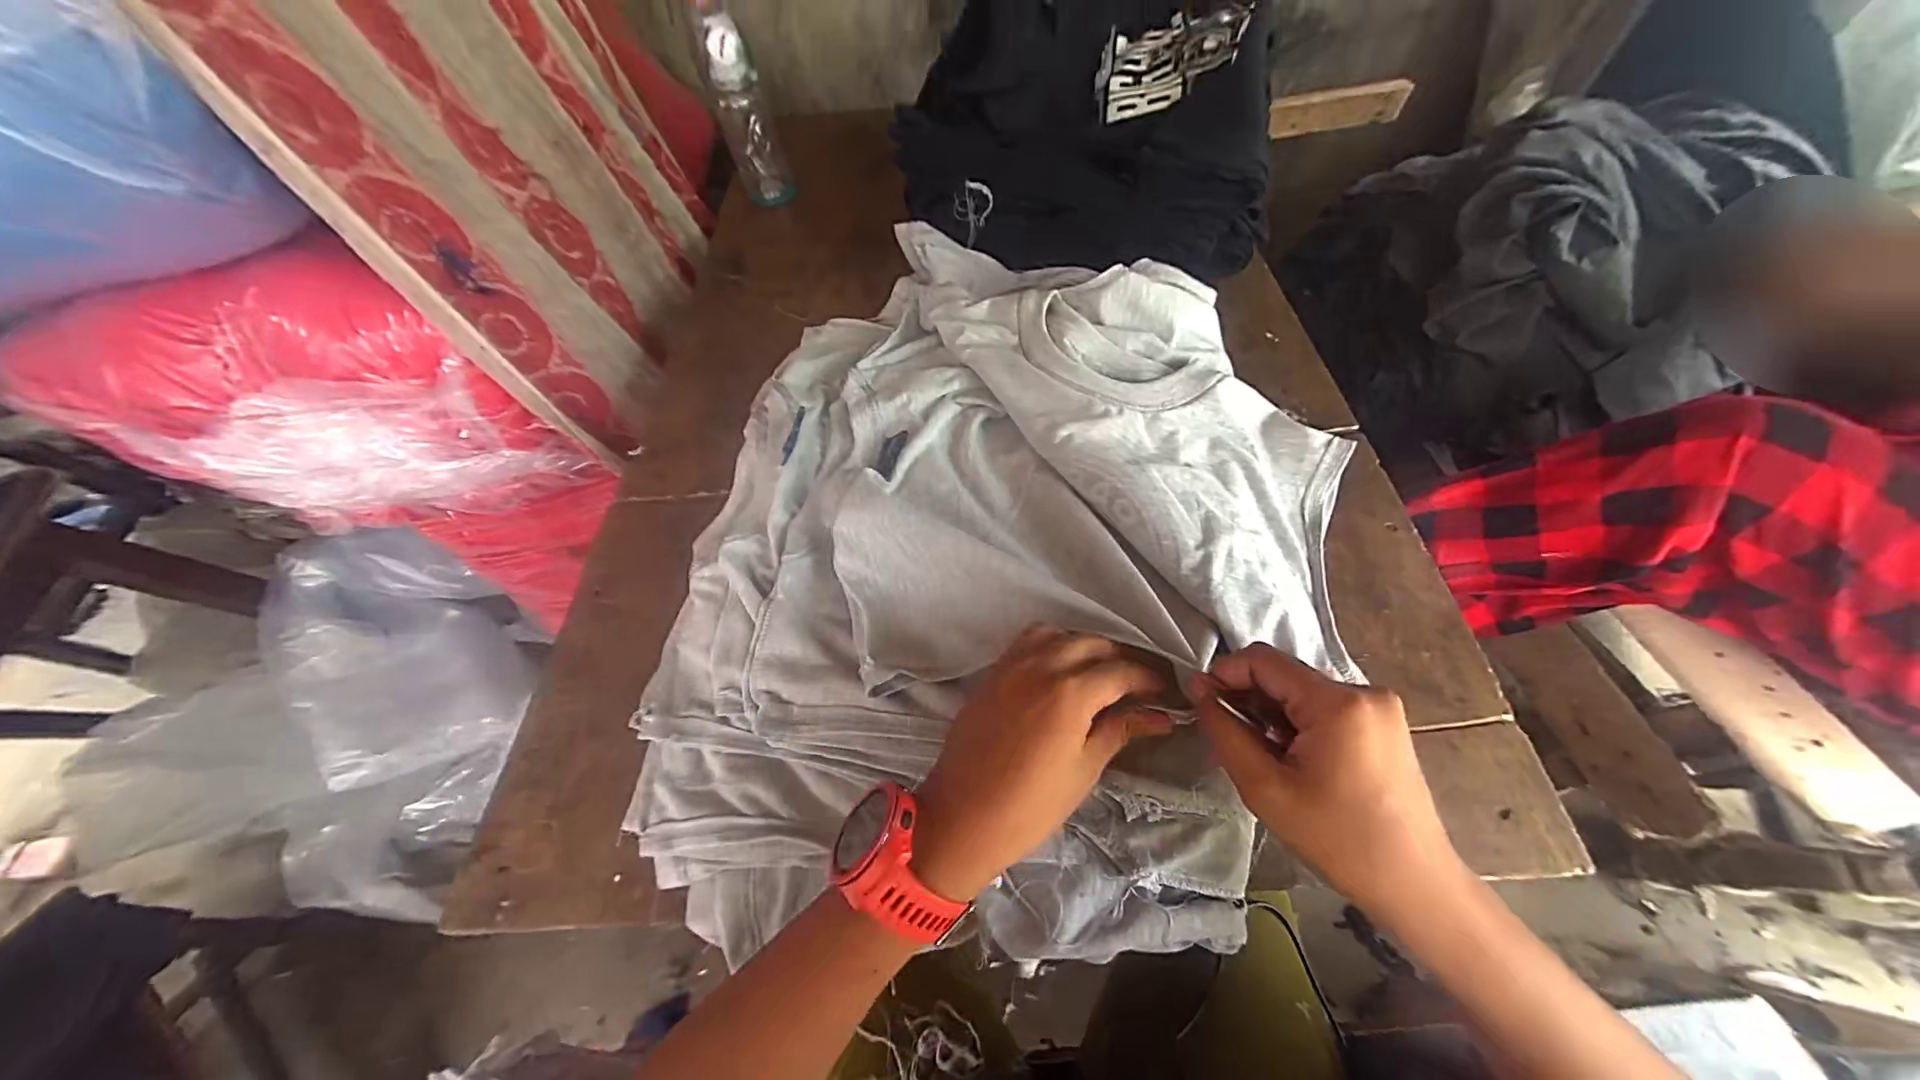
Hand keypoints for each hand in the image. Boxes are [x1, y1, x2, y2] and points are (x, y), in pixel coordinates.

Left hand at [911, 625, 1173, 899]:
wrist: (962, 817)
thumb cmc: (1030, 806)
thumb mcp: (1083, 769)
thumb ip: (1119, 730)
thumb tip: (1159, 715)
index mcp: (1069, 693)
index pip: (1120, 671)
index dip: (1148, 679)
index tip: (1164, 692)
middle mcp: (1040, 667)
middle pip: (1091, 644)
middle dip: (1120, 659)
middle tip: (1136, 685)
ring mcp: (1011, 666)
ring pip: (1058, 634)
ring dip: (1083, 646)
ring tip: (1098, 673)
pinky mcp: (992, 674)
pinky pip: (1026, 642)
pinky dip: (1050, 644)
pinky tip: (1059, 669)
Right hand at [1190, 644, 1463, 909]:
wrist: (1414, 884)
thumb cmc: (1337, 839)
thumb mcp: (1264, 787)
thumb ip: (1225, 730)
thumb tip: (1199, 689)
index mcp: (1338, 702)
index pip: (1262, 659)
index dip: (1223, 674)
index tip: (1203, 705)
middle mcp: (1364, 690)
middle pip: (1283, 674)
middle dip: (1248, 700)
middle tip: (1230, 741)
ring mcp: (1379, 706)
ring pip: (1300, 691)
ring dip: (1272, 715)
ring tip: (1265, 758)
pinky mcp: (1383, 723)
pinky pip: (1323, 706)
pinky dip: (1297, 724)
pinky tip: (1293, 760)